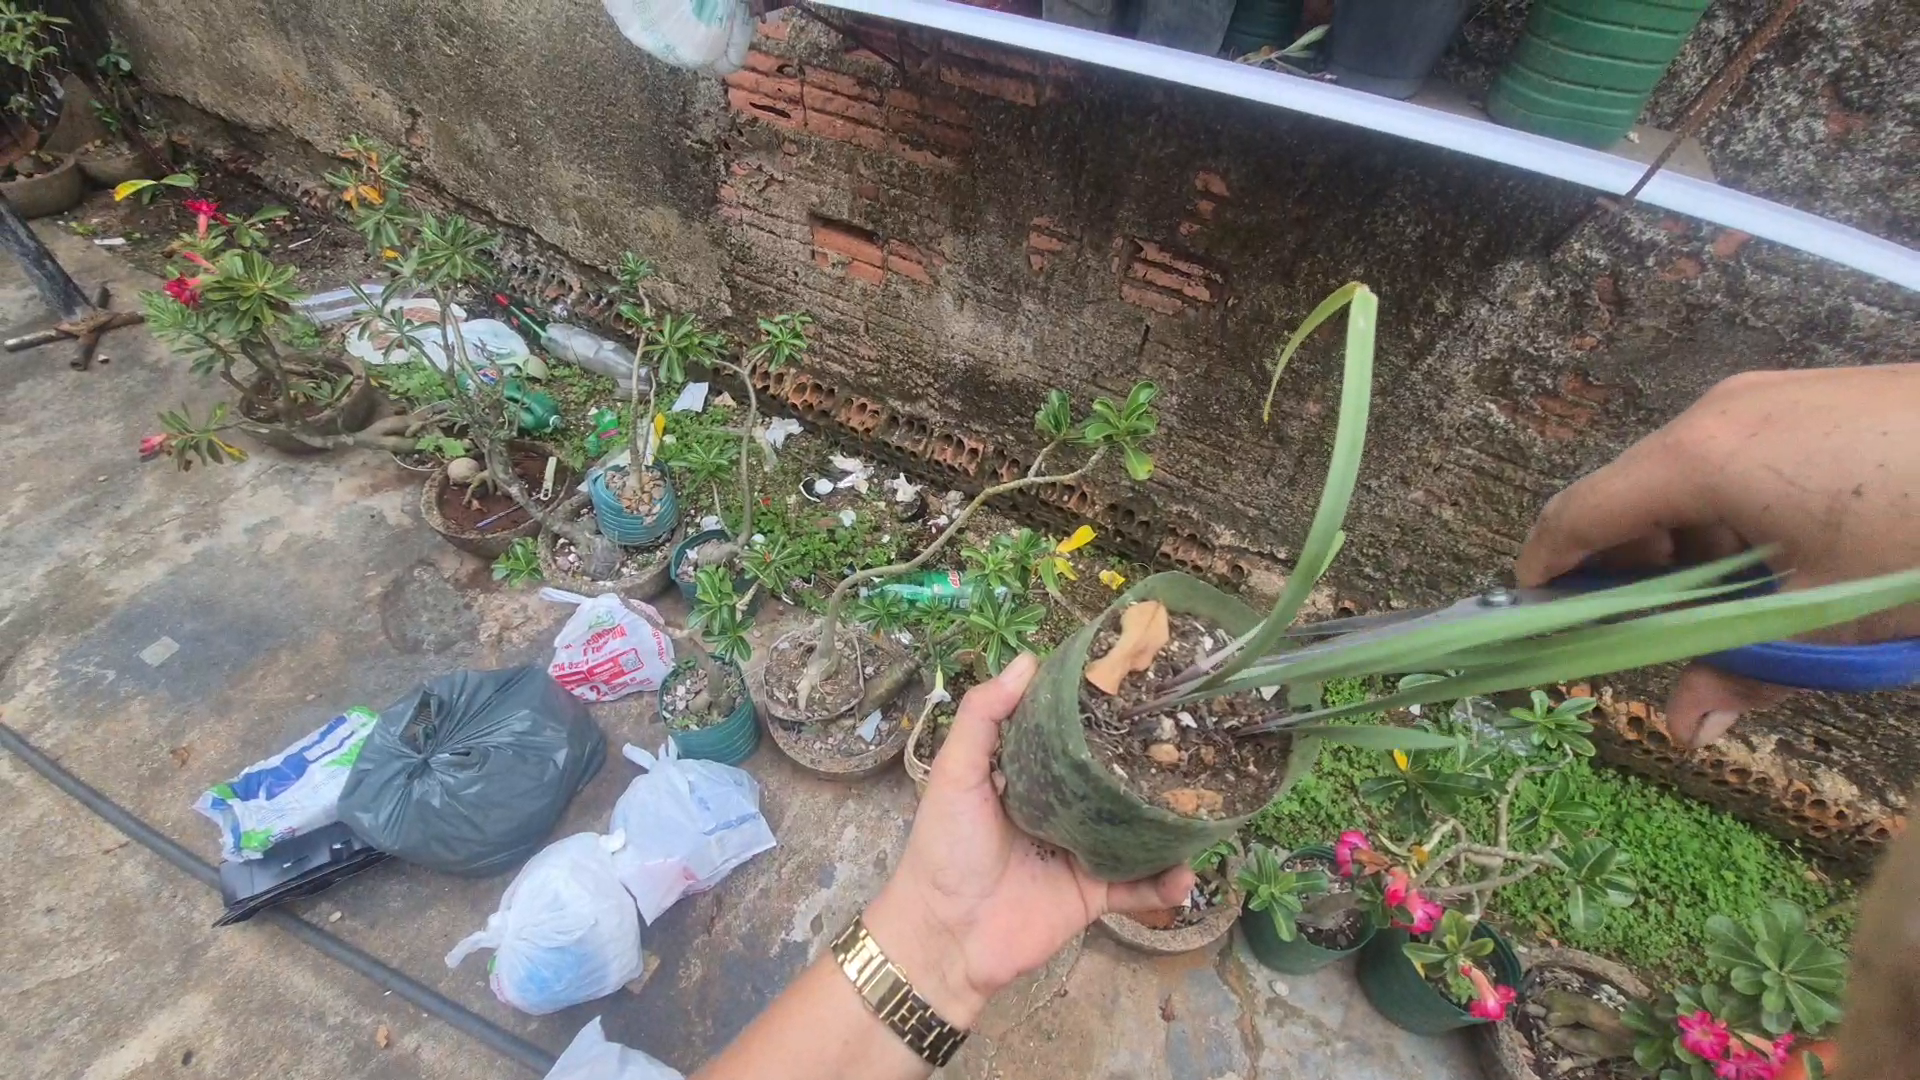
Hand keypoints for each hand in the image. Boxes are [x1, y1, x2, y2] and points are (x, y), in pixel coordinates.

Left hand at [863, 654, 1194, 1026]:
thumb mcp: (956, 772)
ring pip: (1133, 828)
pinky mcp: (1092, 893)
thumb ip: (983, 716)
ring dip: (1165, 820)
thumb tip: (1028, 660)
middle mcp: (1059, 806)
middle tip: (1184, 736)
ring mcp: (1079, 850)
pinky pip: (1138, 886)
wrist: (947, 936)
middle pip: (1108, 777)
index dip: (1095, 708)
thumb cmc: (945, 845)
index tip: (1133, 681)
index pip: (1068, 731)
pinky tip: (1186, 872)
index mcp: (1027, 773)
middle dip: (1142, 761)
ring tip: (1201, 801)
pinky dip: (1164, 883)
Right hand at [1515, 364, 1919, 747]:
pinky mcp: (1810, 393)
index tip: (1539, 613)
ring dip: (1674, 537)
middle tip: (1648, 618)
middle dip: (1617, 561)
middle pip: (1618, 495)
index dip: (1543, 568)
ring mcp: (1763, 397)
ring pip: (1672, 475)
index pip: (1573, 517)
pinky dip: (1722, 506)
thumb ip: (1745, 671)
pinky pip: (1726, 454)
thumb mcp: (1841, 615)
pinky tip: (1781, 541)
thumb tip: (1688, 734)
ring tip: (1731, 586)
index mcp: (1694, 459)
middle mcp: (1708, 416)